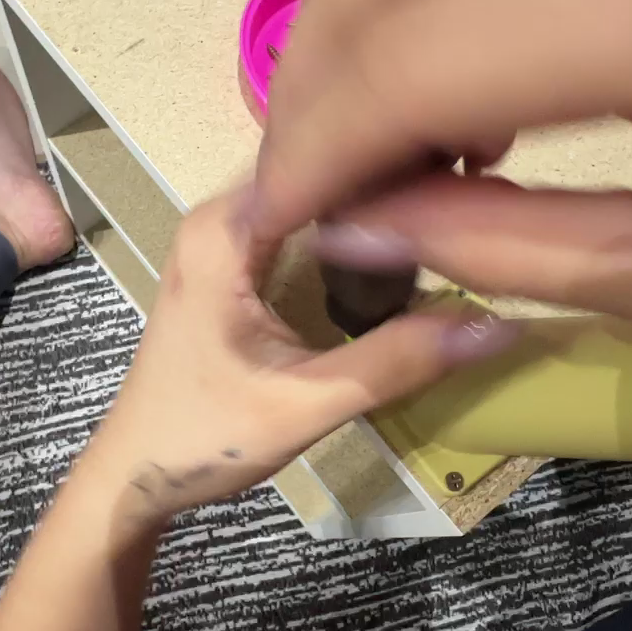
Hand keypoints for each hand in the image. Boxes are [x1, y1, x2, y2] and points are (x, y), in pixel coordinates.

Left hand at [70, 187, 518, 523]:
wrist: (136, 472)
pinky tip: (398, 255)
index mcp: (226, 229)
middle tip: (471, 199)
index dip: (396, 161)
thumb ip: (396, 361)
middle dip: (391, 182)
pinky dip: (347, 239)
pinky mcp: (232, 267)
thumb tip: (495, 323)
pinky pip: (301, 229)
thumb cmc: (203, 436)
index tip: (468, 170)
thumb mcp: (304, 403)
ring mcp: (224, 240)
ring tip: (448, 220)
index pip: (323, 158)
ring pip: (312, 201)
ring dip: (371, 211)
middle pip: (319, 173)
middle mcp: (221, 217)